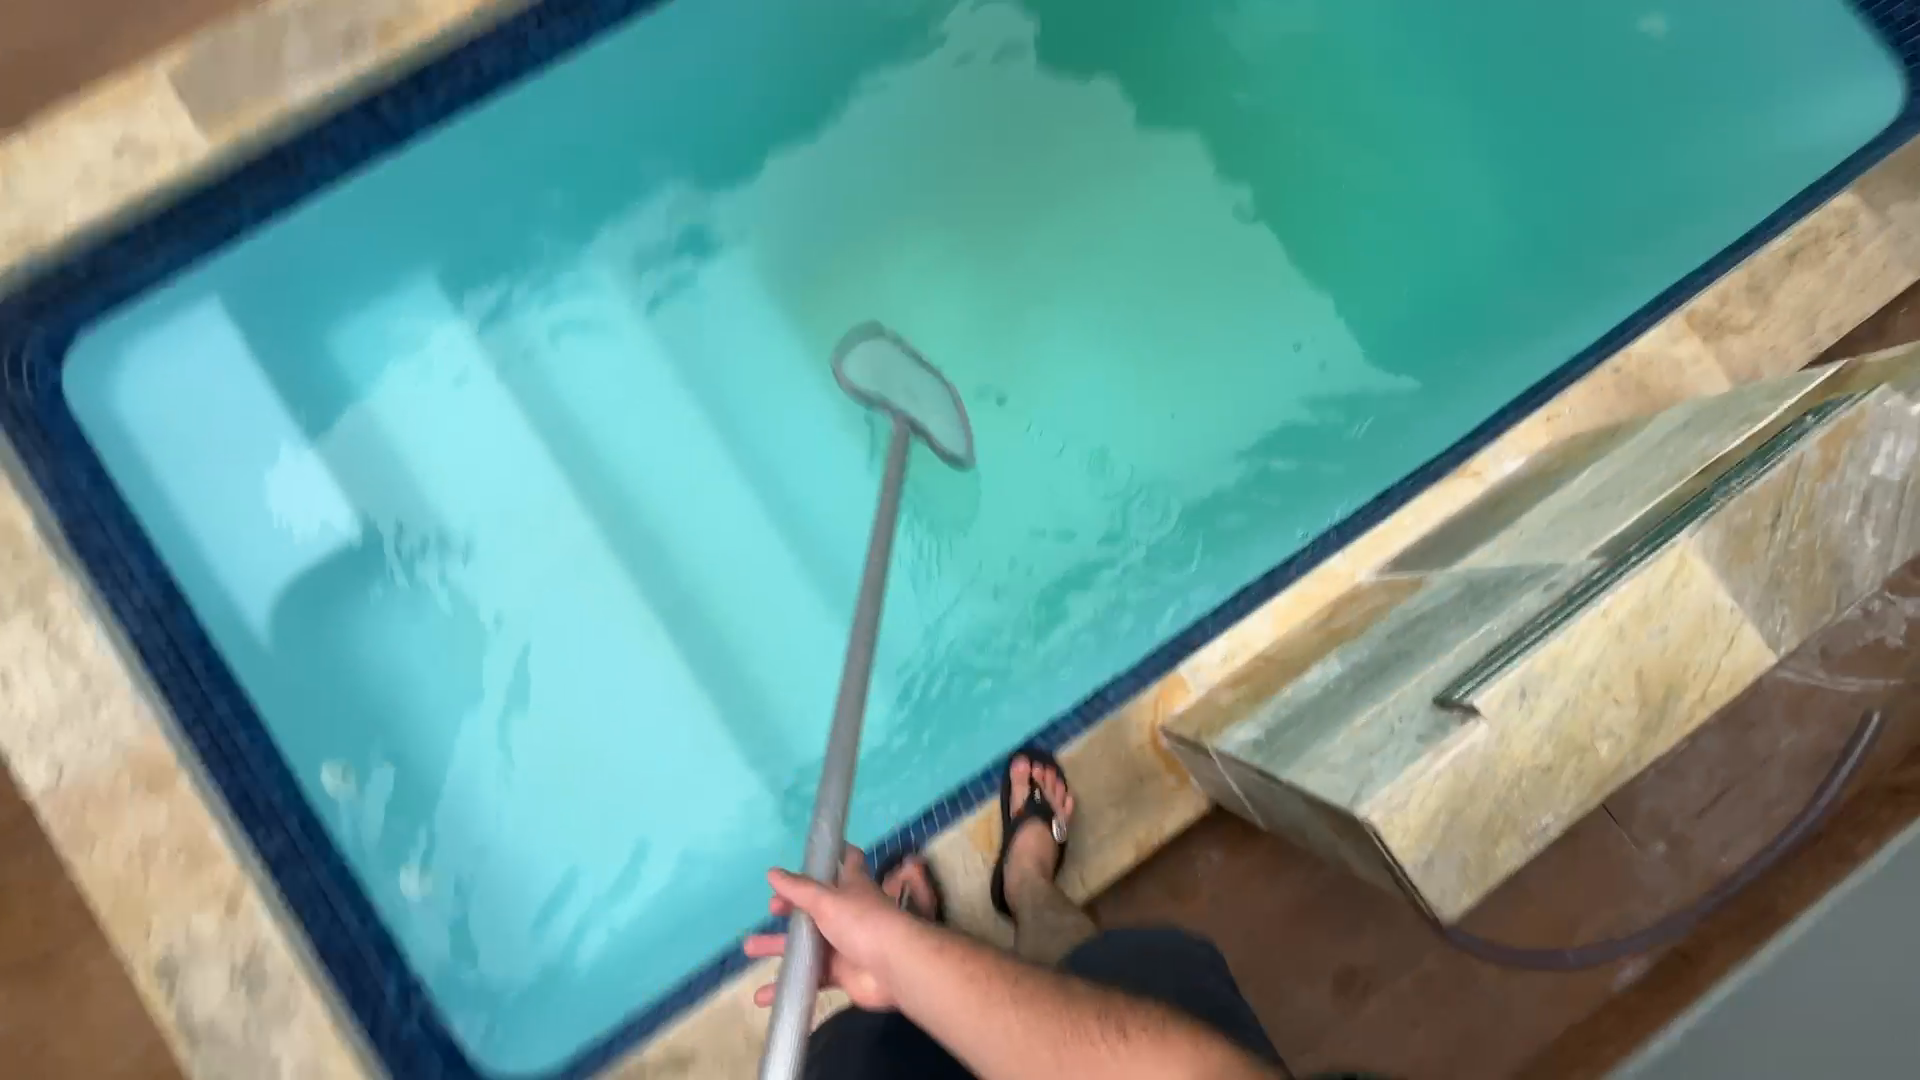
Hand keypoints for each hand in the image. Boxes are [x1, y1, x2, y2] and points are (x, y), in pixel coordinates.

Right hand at [745, 845, 918, 1011]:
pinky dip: (788, 984)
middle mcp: (848, 911)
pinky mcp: (841, 973)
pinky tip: (764, 995)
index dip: (833, 855)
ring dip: (780, 947)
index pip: (846, 861)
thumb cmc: (862, 922)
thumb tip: (772, 872)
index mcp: (851, 886)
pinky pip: (810, 977)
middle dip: (791, 908)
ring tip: (750, 947)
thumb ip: (799, 890)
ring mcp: (844, 943)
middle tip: (771, 909)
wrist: (893, 967)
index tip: (814, 851)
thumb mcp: (827, 900)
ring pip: (807, 943)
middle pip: (816, 906)